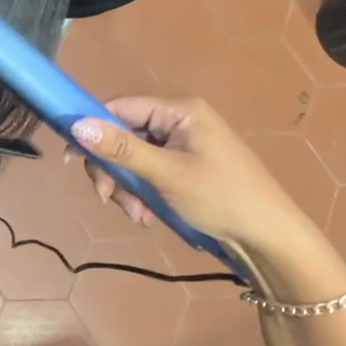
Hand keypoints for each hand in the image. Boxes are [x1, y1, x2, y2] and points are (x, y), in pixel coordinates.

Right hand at [68, 95, 320, 254]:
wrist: (270, 237)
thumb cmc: (221, 197)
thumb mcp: (166, 173)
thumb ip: (120, 149)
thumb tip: (76, 125)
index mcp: (179, 112)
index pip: (120, 108)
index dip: (93, 130)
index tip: (74, 160)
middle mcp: (179, 123)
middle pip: (123, 137)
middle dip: (113, 170)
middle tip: (109, 199)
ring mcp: (183, 147)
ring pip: (133, 160)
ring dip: (127, 188)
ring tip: (137, 214)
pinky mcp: (186, 170)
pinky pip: (149, 174)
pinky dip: (142, 194)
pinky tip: (147, 215)